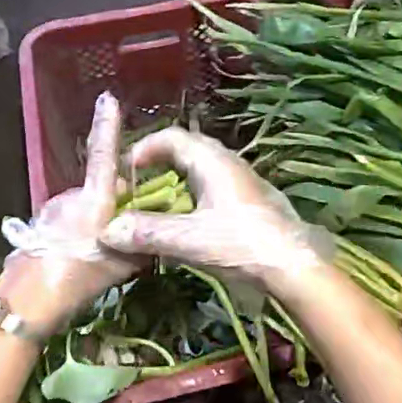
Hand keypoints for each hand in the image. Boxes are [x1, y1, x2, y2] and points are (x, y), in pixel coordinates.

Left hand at [0, 93, 140, 335]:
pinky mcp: (39, 225)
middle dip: (114, 202)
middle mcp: (71, 197)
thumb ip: (138, 244)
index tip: (107, 98)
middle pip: (100, 190)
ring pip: (83, 208)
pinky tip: (78, 259)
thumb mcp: (122, 266)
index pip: (104, 154)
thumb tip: (149, 233)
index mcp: (94, 200)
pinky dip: (77, 231)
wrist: (29, 301)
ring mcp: (51, 210)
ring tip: (98, 253)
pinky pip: (67, 221)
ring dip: (94, 220)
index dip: (107, 126)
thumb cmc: (79, 278)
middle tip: (126, 229)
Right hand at [99, 128, 329, 289]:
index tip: (123, 169)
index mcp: (212, 161)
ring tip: (154, 202)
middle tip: (135, 183)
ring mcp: (240, 181)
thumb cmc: (243, 244)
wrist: (294, 265)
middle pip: (186, 149)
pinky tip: (184, 220)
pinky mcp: (248, 200)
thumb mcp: (190, 240)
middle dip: (157, 162)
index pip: (171, 137)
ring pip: (200, 168)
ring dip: (175, 179)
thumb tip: (107, 230)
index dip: (143, 148)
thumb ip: (148, 232)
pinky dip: (190, 194)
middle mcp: (227, 163)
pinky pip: (211, 185)